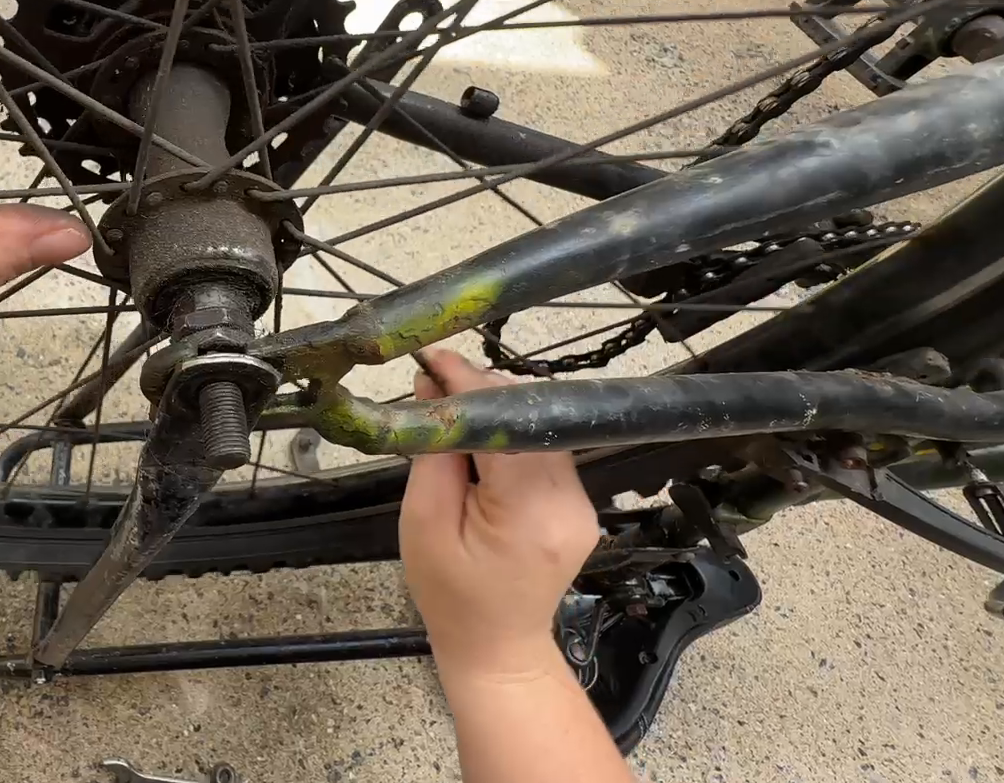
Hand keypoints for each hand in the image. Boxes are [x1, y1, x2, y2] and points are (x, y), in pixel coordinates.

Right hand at [398, 349, 599, 680]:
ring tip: (448, 399)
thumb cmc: (448, 591)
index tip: (432, 359)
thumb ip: (433, 453)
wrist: (495, 644)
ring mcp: (580, 503)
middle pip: (528, 422)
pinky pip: (543, 448)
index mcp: (530, 515)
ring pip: (538, 429)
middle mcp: (570, 504)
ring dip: (493, 407)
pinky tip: (475, 429)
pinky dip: (508, 431)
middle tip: (431, 378)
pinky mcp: (577, 503)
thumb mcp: (422, 522)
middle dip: (479, 390)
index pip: (505, 428)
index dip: (468, 385)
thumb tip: (434, 390)